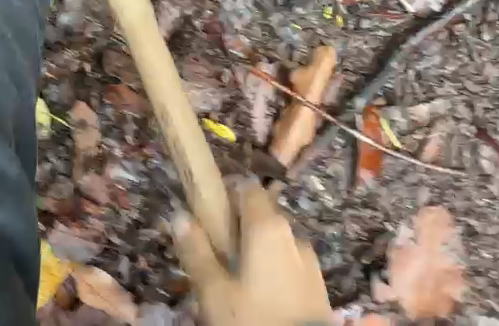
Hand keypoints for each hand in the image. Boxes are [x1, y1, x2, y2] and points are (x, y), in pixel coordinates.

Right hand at [171, 182, 331, 325]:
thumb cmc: (254, 321)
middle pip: (261, 214)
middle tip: (216, 256)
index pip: (246, 186)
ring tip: (236, 284)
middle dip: (238, 228)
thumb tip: (180, 215)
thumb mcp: (215, 294)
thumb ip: (197, 252)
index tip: (208, 214)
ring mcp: (309, 260)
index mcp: (267, 226)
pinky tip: (260, 299)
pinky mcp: (318, 286)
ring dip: (257, 252)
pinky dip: (274, 271)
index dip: (226, 193)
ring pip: (276, 243)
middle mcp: (292, 234)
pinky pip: (290, 265)